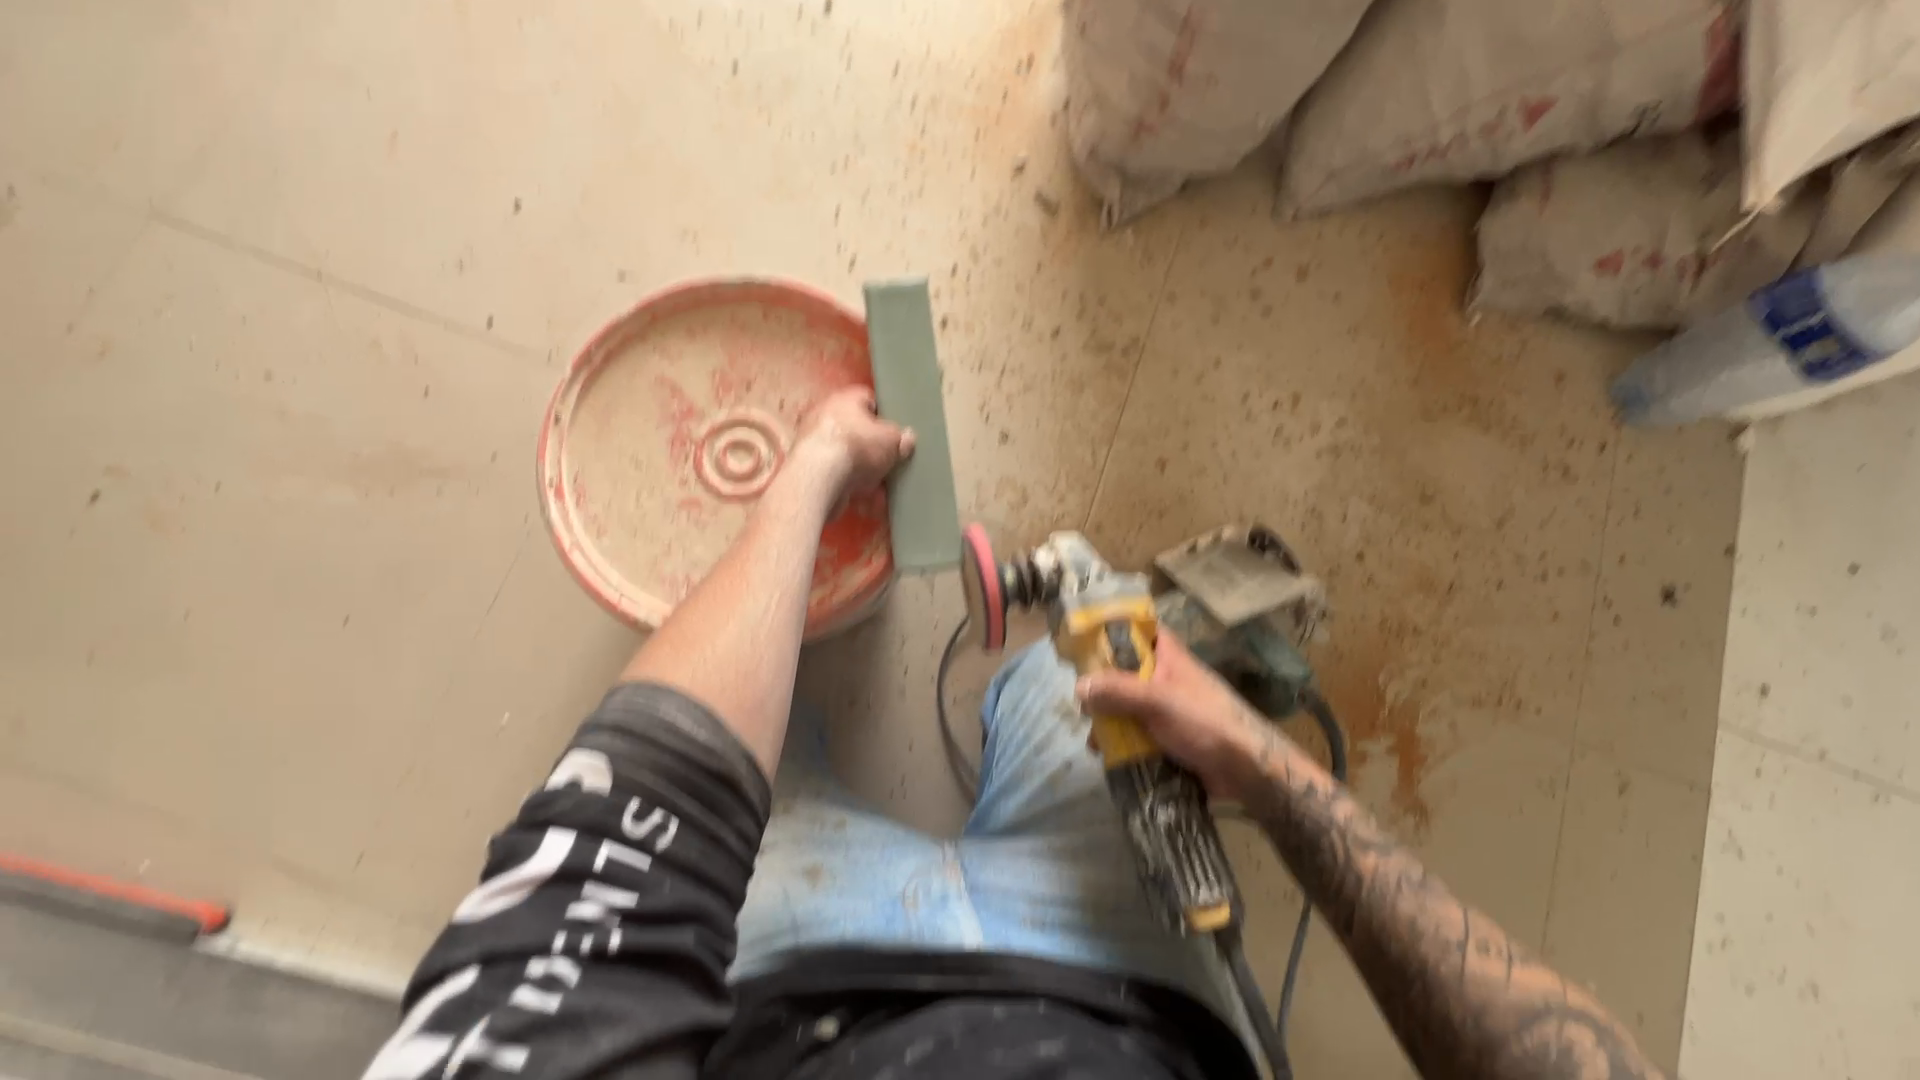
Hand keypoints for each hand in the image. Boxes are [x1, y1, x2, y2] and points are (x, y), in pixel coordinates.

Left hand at [793, 387, 914, 509]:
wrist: (819, 479)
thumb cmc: (858, 449)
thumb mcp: (893, 441)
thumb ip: (902, 439)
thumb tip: (907, 438)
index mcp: (844, 400)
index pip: (867, 399)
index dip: (884, 415)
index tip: (895, 433)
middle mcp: (825, 417)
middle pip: (856, 432)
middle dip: (874, 452)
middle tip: (889, 465)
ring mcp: (814, 444)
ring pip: (847, 459)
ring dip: (865, 476)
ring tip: (881, 492)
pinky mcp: (808, 470)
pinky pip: (836, 477)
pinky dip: (851, 489)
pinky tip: (867, 504)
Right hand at [1076, 632, 1281, 801]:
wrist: (1246, 770)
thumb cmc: (1204, 722)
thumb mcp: (1156, 699)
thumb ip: (1117, 690)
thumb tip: (1078, 687)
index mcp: (1169, 658)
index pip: (1141, 631)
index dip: (1115, 631)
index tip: (1085, 641)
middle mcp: (1166, 679)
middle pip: (1126, 672)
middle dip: (1102, 688)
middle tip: (1082, 702)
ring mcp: (1168, 711)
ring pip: (1128, 707)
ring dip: (1109, 721)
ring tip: (1094, 739)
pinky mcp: (1168, 739)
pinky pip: (1136, 734)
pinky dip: (1121, 742)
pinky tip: (1106, 754)